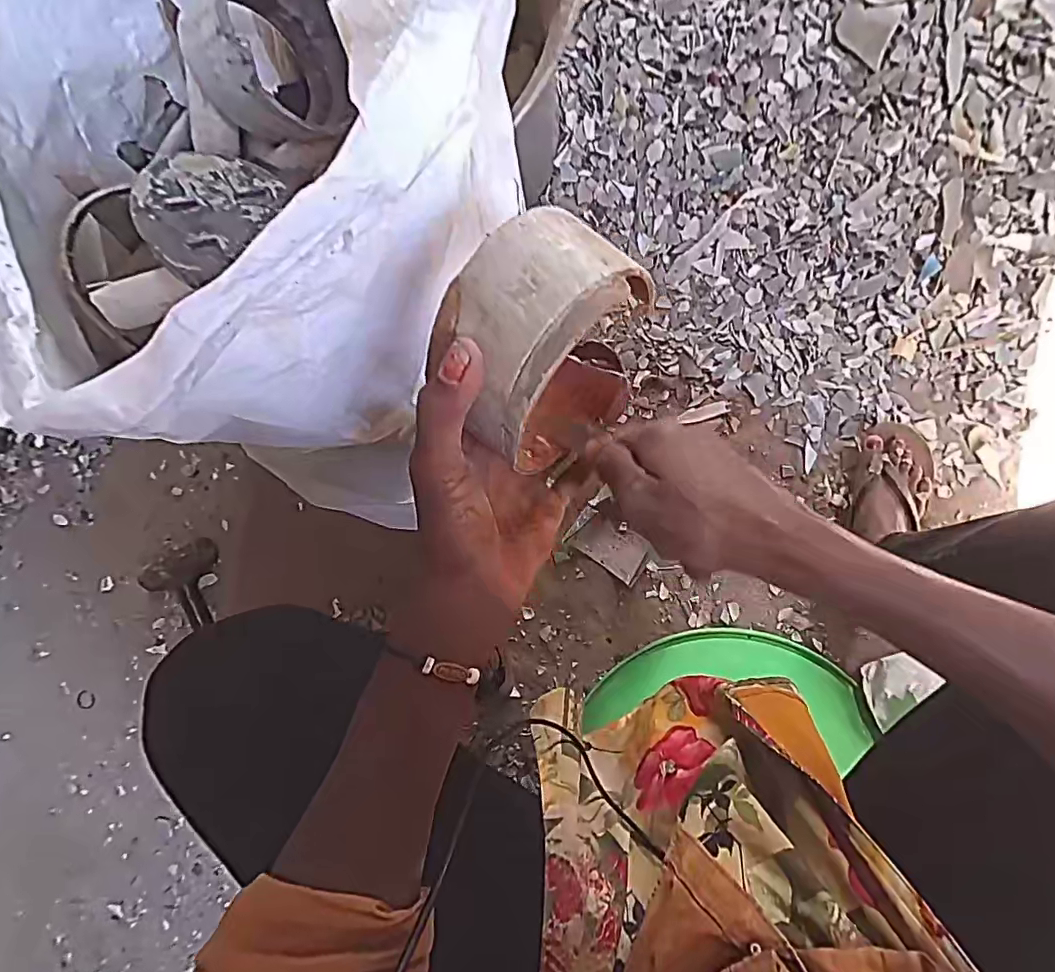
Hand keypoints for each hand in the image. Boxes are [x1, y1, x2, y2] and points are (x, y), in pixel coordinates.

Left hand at [404, 337, 586, 656]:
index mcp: (461, 433)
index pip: (466, 375)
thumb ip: (446, 412)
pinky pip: (578, 471)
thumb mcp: (437, 466)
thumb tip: (466, 349)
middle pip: (517, 396)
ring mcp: (526, 472)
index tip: (498, 297)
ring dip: (572, 407)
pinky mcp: (553, 498)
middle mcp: (495, 445)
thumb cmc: (449, 529)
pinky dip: (596, 455)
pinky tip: (617, 431)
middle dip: (537, 367)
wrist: (476, 591)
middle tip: (566, 329)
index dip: (476, 339)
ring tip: (601, 373)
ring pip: (552, 429)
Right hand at [587, 420, 820, 578]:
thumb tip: (594, 448)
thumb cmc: (704, 525)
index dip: (604, 477)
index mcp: (656, 435)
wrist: (770, 537)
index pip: (610, 446)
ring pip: (669, 486)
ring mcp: (710, 453)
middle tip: (647, 529)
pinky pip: (695, 497)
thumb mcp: (639, 501)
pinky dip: (692, 520)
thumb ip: (611, 469)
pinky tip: (701, 545)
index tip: (610, 503)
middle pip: (642, 467)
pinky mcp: (729, 473)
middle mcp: (684, 434)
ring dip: (667, 517)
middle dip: (641, 502)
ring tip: (680, 545)